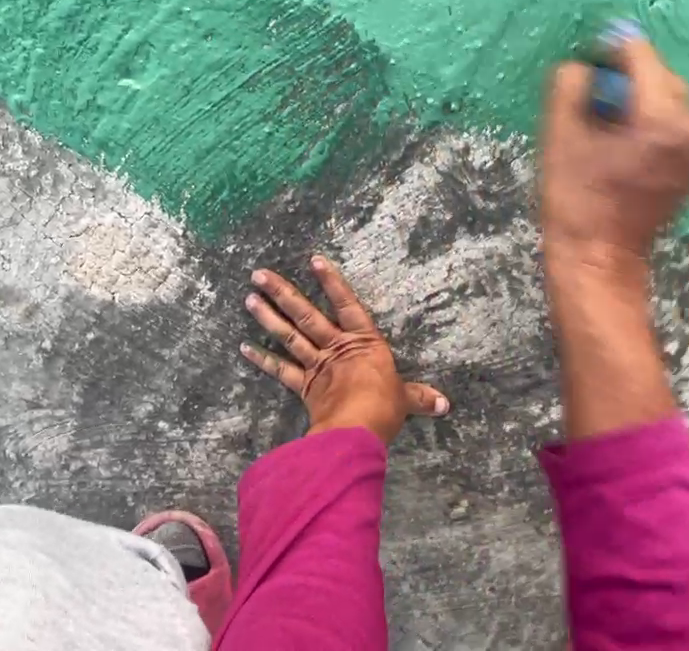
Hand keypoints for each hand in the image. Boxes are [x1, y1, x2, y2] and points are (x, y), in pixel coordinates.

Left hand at [239, 257, 449, 443]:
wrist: (357, 429)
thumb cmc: (383, 408)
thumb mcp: (405, 399)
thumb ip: (419, 397)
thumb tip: (444, 405)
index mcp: (363, 342)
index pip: (347, 304)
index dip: (331, 282)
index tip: (314, 260)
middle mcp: (336, 347)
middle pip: (305, 314)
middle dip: (282, 293)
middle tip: (259, 274)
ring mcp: (317, 364)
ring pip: (288, 334)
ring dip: (267, 316)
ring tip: (249, 298)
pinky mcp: (303, 385)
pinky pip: (280, 369)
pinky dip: (262, 359)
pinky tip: (244, 346)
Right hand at [541, 21, 688, 267]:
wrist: (599, 260)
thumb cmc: (575, 199)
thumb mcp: (559, 136)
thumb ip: (569, 87)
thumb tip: (581, 65)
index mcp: (662, 121)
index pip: (642, 60)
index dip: (612, 49)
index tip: (589, 52)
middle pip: (662, 79)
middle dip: (629, 76)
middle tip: (592, 89)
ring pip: (670, 102)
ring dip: (640, 98)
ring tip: (605, 117)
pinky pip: (675, 127)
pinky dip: (651, 120)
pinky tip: (622, 140)